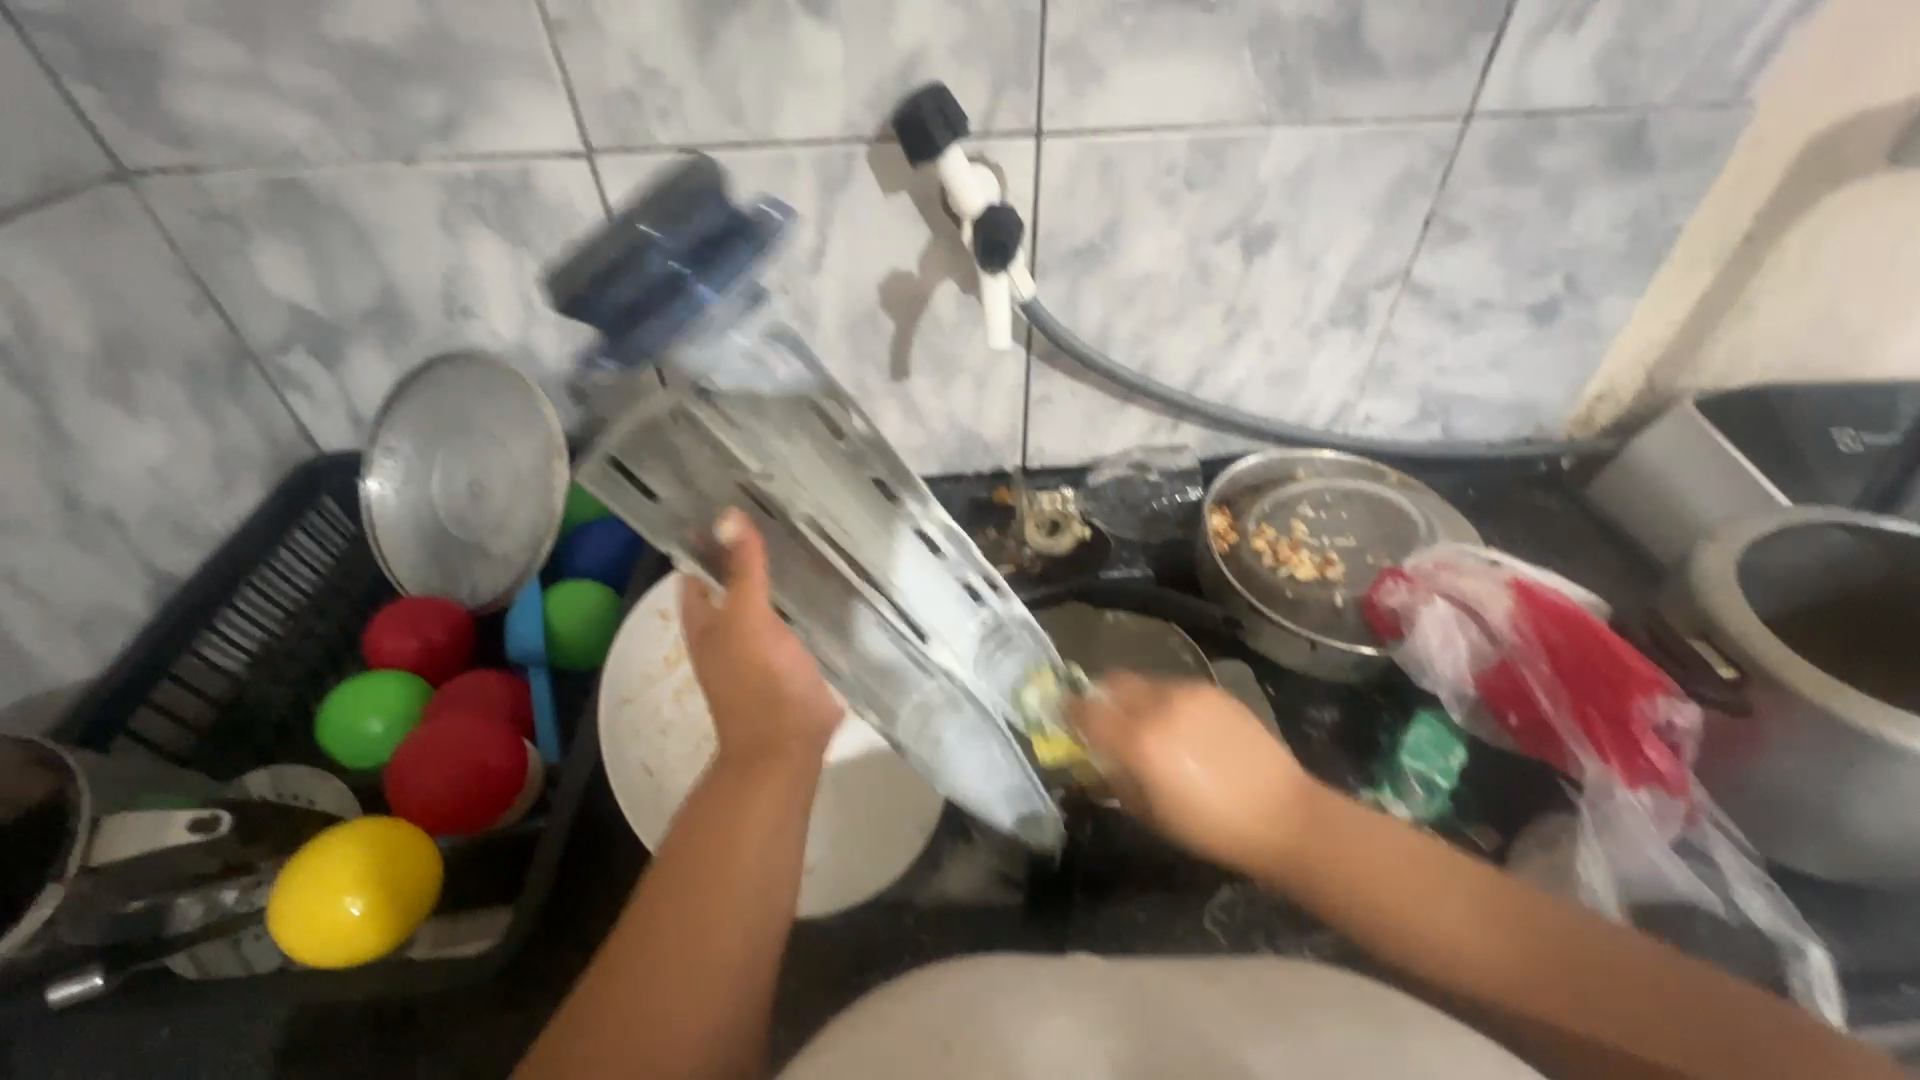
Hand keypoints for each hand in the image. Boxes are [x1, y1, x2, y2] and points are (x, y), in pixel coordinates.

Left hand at [682, 509, 843, 769]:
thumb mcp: (747, 618)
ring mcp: (762, 644)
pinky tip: (828, 576)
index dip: (707, 537)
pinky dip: (806, 597)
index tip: (732, 497)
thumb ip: (742, 570)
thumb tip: (728, 515)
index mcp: (705, 620)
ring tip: (808, 530)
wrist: (789, 745)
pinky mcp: (794, 656)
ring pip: (767, 598)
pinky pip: (796, 617)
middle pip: (734, 581)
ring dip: (781, 572)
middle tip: (780, 506)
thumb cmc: (758, 682)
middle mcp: (729, 629)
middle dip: (749, 550)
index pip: (698, 568)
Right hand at [1069, 672, 1318, 872]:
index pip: (1084, 710)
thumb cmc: (1209, 828)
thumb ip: (1113, 778)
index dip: (1068, 713)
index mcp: (1137, 740)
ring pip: (1144, 683)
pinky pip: (1175, 688)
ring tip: (1145, 727)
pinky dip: (1164, 701)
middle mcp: (1159, 706)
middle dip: (1100, 698)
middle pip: (1112, 683)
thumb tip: (1096, 760)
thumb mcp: (1147, 813)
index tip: (1064, 721)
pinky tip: (1180, 728)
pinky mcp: (1215, 691)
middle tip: (1101, 720)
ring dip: (1133, 699)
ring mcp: (1190, 693)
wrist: (1282, 815)